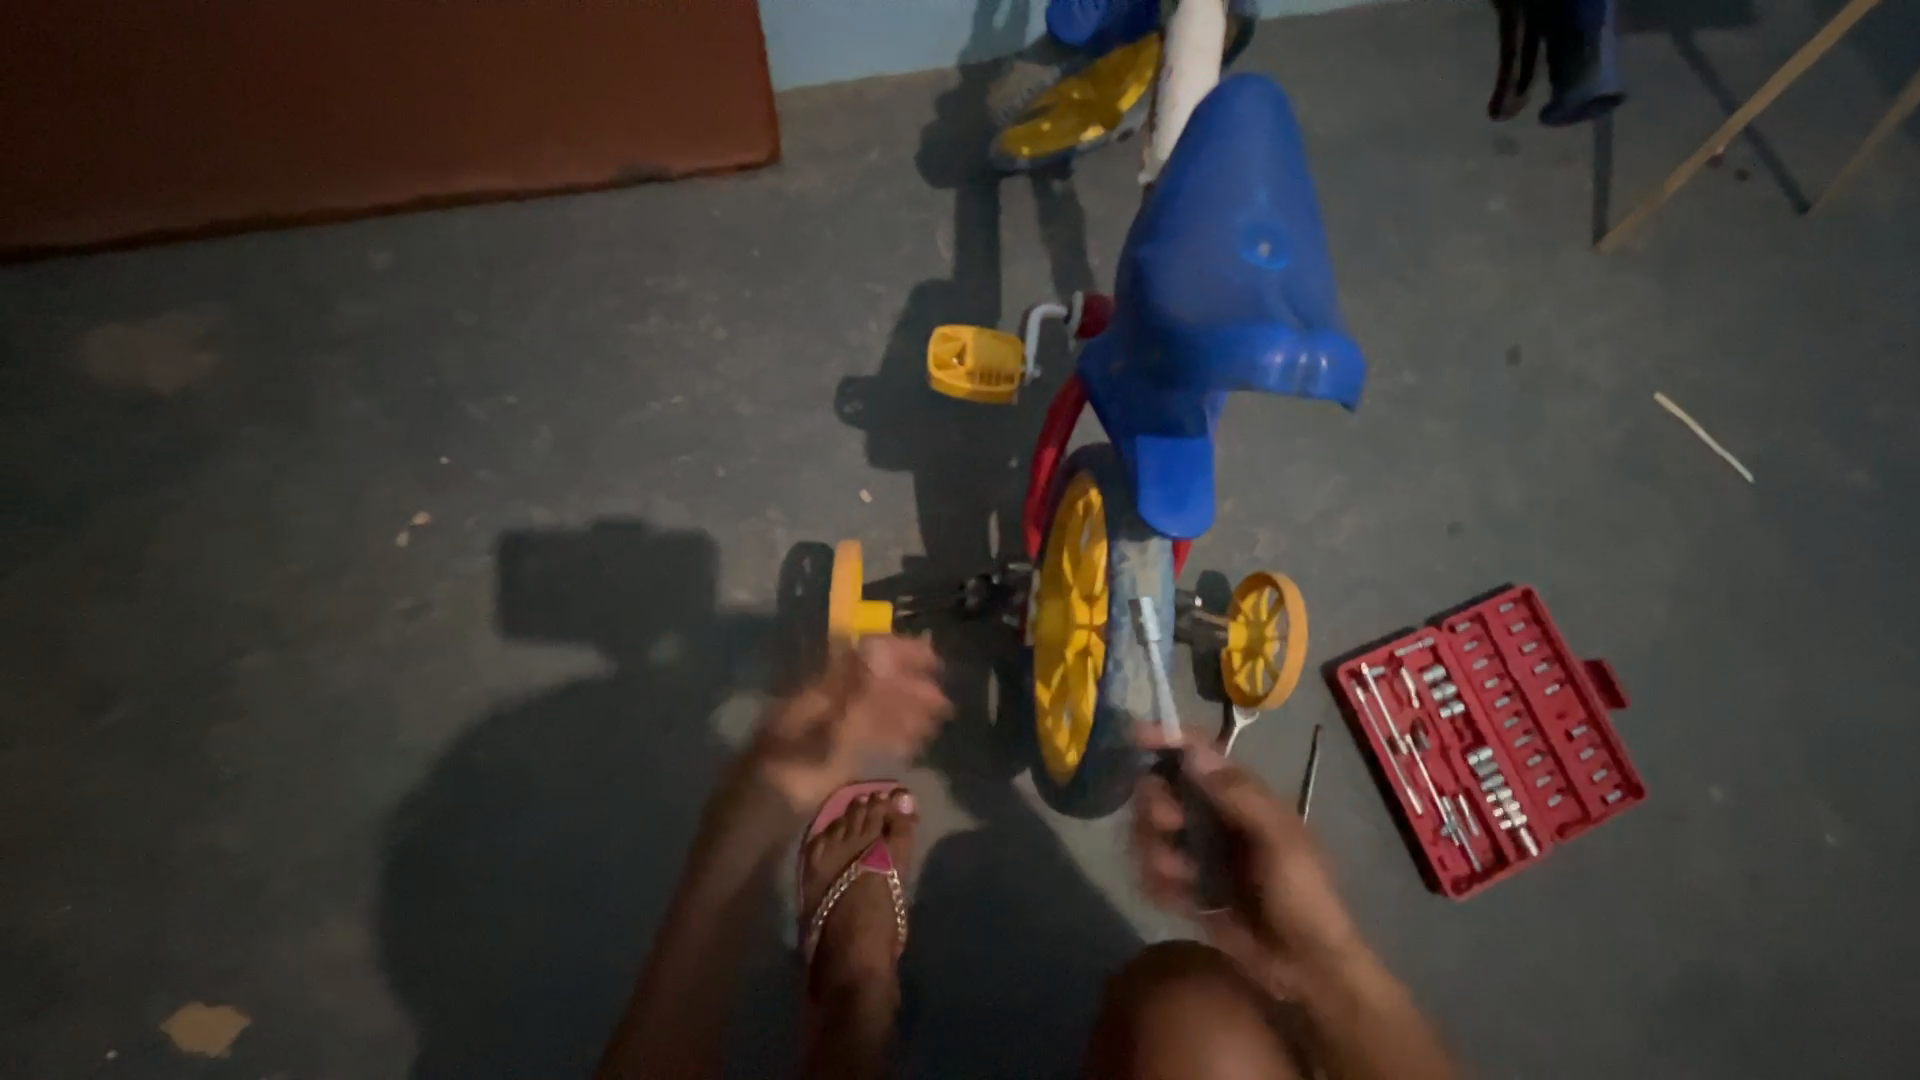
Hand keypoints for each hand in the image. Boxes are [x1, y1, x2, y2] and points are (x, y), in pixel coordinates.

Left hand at [748, 635, 951, 810]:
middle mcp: (817, 706)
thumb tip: (880, 647)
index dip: (897, 653)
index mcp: (813, 694)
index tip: (933, 658)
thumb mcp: (824, 741)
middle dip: (907, 688)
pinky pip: (861, 738)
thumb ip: (857, 696)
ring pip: (868, 713)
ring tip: (936, 724)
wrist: (746, 840)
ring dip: (903, 713)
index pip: (860, 658)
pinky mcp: (822, 760)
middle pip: (868, 685)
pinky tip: (910, 747)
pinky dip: (888, 737)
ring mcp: (819, 733)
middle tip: (944, 702)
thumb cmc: (783, 788)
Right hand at [1133, 740, 1364, 994]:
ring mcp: (1196, 850)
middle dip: (1155, 807)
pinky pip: (1150, 871)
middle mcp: (1211, 815)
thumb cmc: (1303, 895)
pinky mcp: (1185, 885)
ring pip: (1148, 831)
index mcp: (1239, 795)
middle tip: (1168, 827)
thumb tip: (1192, 752)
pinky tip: (1180, 900)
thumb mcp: (1279, 840)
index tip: (1136, 737)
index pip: (1196, 752)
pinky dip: (1157, 883)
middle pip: (1160, 790)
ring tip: (1180, 878)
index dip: (1166, 739)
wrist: (1306, 968)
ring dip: (1155, 852)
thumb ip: (1238, 795)